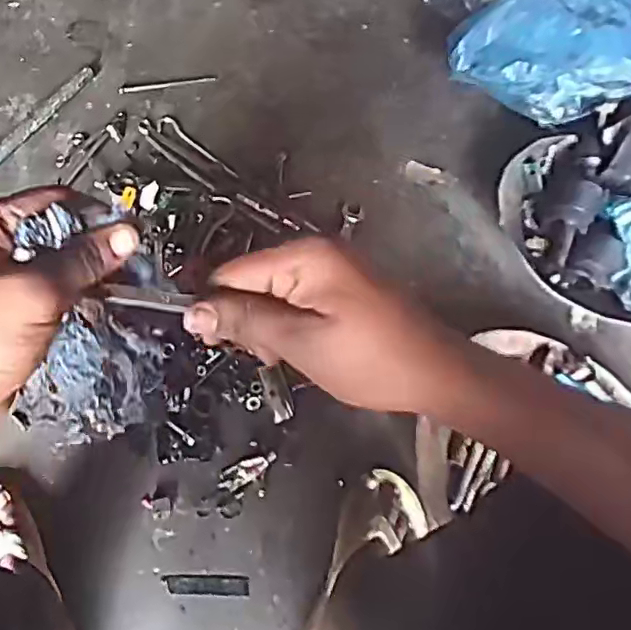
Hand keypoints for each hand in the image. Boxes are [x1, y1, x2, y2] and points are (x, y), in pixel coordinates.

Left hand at [0, 187, 138, 439]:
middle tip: (132, 264)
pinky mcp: (15, 311)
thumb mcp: (37, 290)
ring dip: (90, 276)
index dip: (94, 214)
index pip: (55, 201)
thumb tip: (125, 234)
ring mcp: (5, 280)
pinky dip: (78, 298)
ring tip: (125, 287)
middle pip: (60, 234)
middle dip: (96, 249)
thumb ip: (84, 260)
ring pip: (61, 267)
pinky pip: (55, 295)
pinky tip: (102, 306)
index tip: (128, 232)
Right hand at [183, 237, 462, 413]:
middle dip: (243, 318)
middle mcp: (313, 254)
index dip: (213, 305)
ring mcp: (327, 269)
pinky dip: (284, 324)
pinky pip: (291, 299)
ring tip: (285, 354)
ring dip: (264, 325)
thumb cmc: (372, 360)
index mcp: (304, 258)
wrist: (437, 375)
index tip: (207, 338)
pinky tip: (296, 347)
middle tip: (263, 352)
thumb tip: (194, 310)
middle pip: (248, 280)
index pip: (232, 271)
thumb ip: (244, 321)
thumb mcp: (300, 342)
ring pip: (267, 293)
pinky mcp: (335, 287)